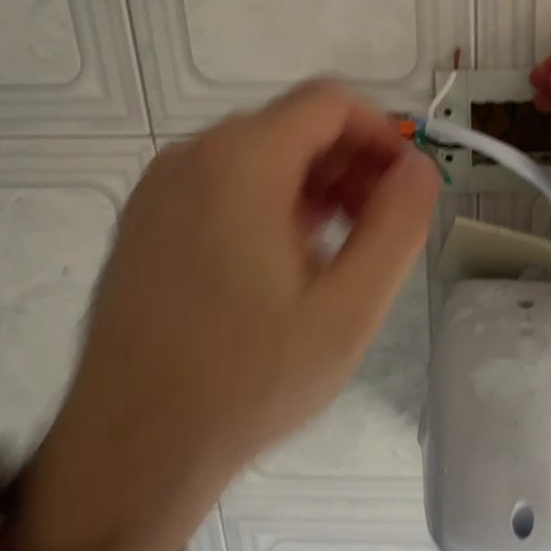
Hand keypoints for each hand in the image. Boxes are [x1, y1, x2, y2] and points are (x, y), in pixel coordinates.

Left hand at [19, 81, 440, 550]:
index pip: (327, 101)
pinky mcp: (143, 224)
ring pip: (255, 156)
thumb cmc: (249, 380)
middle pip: (290, 125)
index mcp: (241, 163)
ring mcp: (158, 190)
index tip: (405, 184)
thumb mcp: (349, 309)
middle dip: (348, 163)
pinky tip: (281, 265)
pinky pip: (219, 186)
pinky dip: (266, 203)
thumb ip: (397, 225)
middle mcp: (190, 158)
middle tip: (379, 228)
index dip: (381, 131)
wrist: (133, 448)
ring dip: (310, 186)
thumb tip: (418, 167)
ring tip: (336, 252)